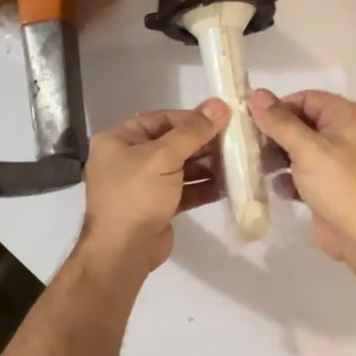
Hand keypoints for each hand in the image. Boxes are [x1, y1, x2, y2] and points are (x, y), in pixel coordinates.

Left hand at [77, 99, 230, 278]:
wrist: (123, 251)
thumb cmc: (136, 195)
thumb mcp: (164, 157)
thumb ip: (193, 131)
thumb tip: (219, 104)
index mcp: (119, 140)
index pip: (160, 119)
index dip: (190, 119)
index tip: (221, 119)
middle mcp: (128, 159)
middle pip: (172, 143)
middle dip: (202, 144)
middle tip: (235, 142)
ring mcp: (142, 185)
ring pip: (179, 168)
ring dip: (206, 166)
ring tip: (237, 163)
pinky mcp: (157, 206)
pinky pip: (183, 190)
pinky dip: (202, 187)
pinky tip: (227, 185)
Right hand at [249, 89, 355, 271]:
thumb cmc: (340, 186)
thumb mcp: (307, 149)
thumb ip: (280, 122)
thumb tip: (255, 94)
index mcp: (348, 116)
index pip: (307, 98)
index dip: (278, 107)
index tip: (250, 120)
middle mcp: (346, 134)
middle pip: (302, 123)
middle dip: (275, 134)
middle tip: (248, 145)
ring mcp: (339, 161)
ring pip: (301, 149)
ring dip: (278, 156)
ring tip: (257, 166)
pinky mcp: (331, 185)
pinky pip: (304, 172)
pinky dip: (289, 177)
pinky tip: (275, 186)